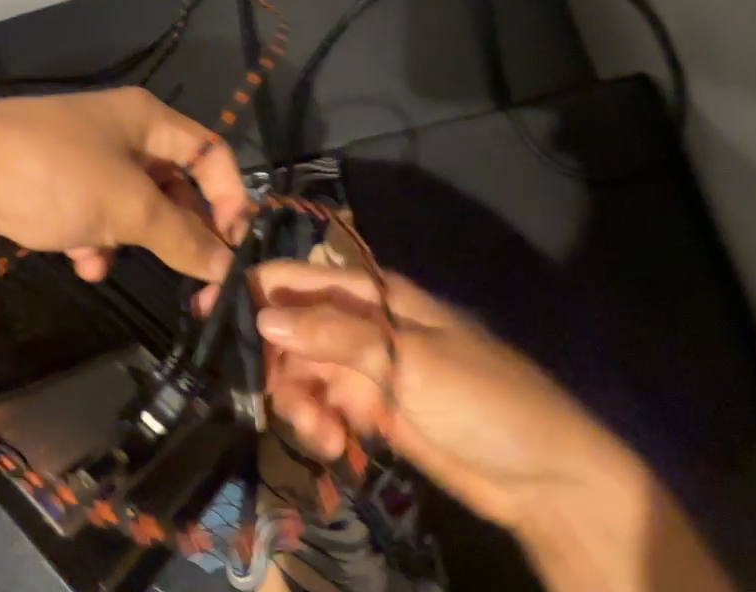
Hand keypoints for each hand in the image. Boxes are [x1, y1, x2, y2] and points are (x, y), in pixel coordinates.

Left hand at [0, 88, 247, 280]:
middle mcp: (118, 132)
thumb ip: (181, 236)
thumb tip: (225, 265)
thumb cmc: (54, 176)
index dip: (230, 198)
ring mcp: (82, 158)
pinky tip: (79, 260)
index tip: (233, 250)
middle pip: (171, 184)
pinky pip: (91, 216)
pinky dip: (91, 240)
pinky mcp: (50, 184)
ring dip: (127, 240)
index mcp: (146, 118)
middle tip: (194, 283)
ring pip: (129, 207)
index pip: (211, 153)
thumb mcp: (128, 207)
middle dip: (178, 231)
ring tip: (108, 260)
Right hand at [253, 260, 640, 530]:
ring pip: (299, 372)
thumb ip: (335, 337)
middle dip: (273, 360)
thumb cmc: (484, 398)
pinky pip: (321, 408)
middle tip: (268, 394)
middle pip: (290, 329)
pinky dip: (316, 425)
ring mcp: (363, 370)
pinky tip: (335, 445)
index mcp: (374, 294)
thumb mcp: (409, 360)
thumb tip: (263, 317)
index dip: (254, 289)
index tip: (210, 311)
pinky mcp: (368, 411)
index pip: (300, 277)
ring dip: (296, 400)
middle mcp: (361, 325)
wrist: (545, 478)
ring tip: (322, 433)